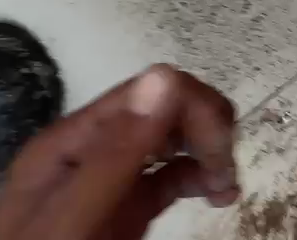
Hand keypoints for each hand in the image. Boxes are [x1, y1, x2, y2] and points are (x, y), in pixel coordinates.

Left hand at [0, 64, 238, 239]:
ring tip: (226, 185)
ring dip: (211, 150)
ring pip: (178, 135)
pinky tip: (221, 194)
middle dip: (207, 129)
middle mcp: (93, 148)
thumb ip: (115, 154)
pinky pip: (175, 171)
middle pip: (168, 107)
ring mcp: (110, 176)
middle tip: (225, 169)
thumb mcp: (71, 222)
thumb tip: (166, 75)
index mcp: (71, 142)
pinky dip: (204, 176)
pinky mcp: (128, 203)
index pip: (149, 90)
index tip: (219, 148)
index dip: (193, 107)